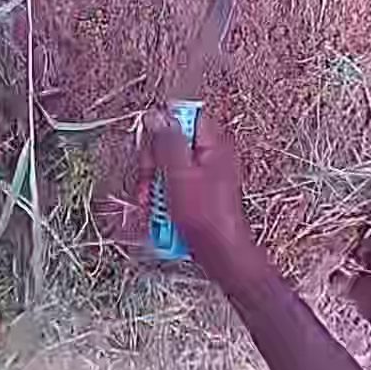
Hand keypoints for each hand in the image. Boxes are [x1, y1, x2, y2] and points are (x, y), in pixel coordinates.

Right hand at [146, 108, 262, 280]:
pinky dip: (161, 196)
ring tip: (154, 201)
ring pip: (166, 166)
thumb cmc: (206, 218)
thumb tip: (157, 115)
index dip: (164, 127)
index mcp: (213, 144)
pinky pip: (171, 184)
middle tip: (151, 179)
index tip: (152, 143)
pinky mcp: (196, 192)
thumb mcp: (179, 174)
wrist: (219, 253)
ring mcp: (203, 175)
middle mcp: (210, 156)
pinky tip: (159, 210)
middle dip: (153, 162)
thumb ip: (168, 142)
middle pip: (171, 142)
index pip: (185, 116)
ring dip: (154, 183)